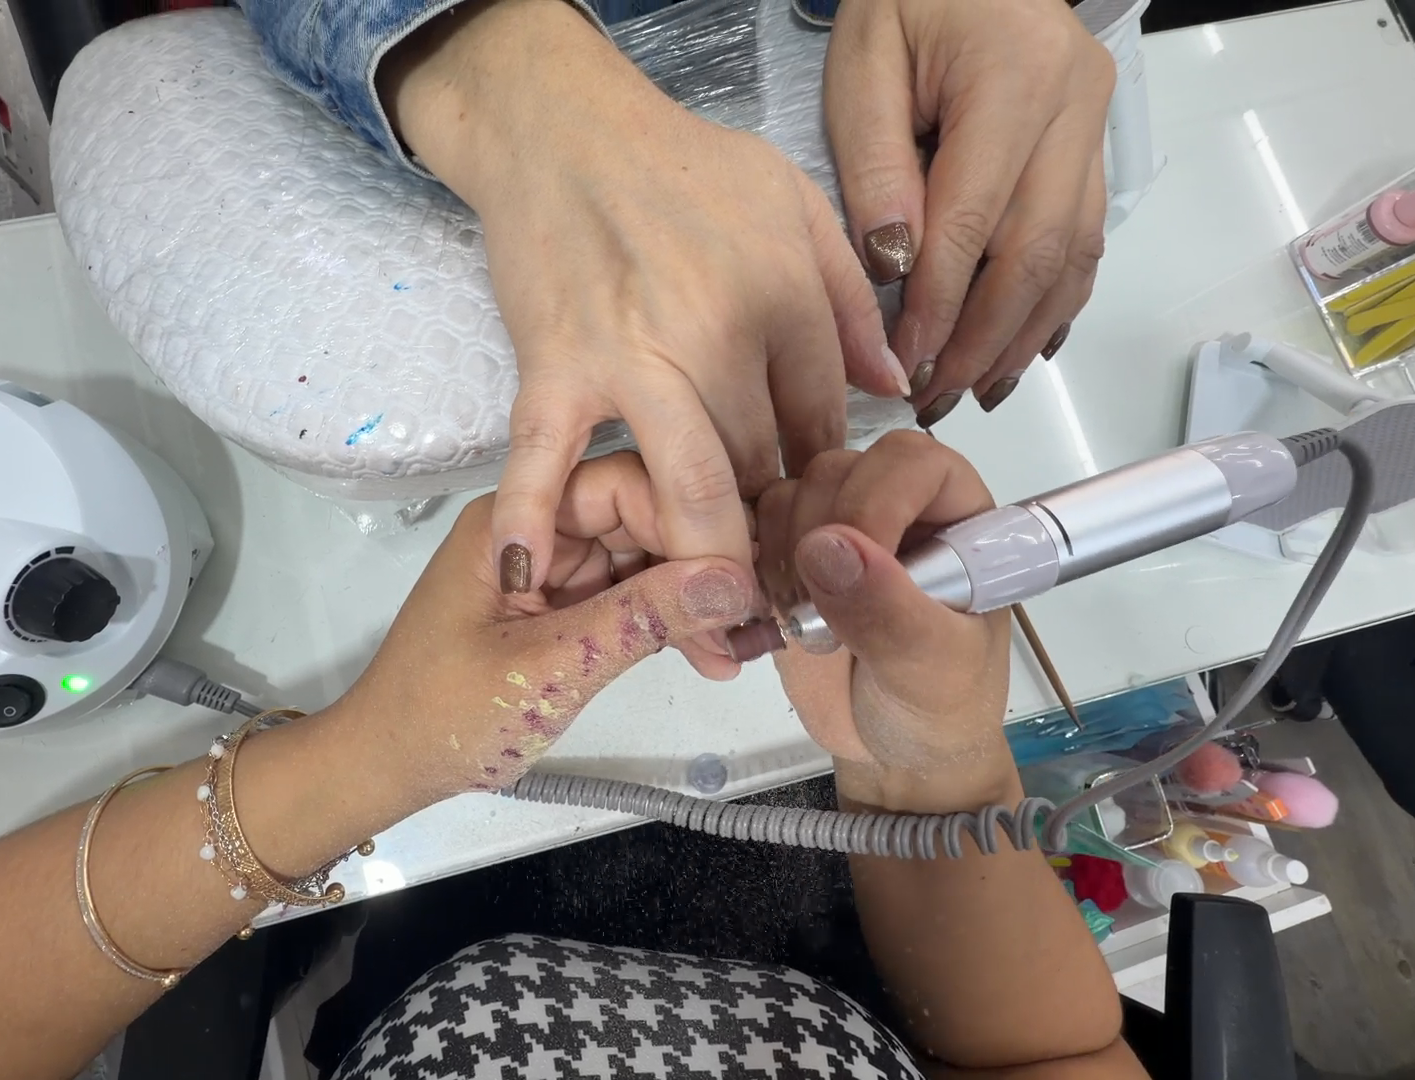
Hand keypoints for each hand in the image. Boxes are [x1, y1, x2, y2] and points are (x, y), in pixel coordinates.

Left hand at [335, 454, 754, 805]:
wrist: (391, 764)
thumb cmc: (448, 713)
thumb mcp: (550, 666)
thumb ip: (640, 620)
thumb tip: (736, 581)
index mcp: (517, 521)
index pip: (623, 487)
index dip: (687, 524)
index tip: (741, 578)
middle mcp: (540, 531)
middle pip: (639, 520)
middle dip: (694, 569)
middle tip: (749, 624)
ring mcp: (554, 570)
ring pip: (642, 561)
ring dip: (687, 602)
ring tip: (736, 649)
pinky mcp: (564, 607)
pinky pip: (628, 598)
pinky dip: (664, 625)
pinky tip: (706, 653)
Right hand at [383, 0, 902, 630]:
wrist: (564, 133)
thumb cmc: (681, 168)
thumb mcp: (794, 205)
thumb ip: (850, 296)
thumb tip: (889, 387)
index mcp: (784, 296)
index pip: (820, 422)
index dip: (816, 487)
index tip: (805, 530)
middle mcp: (719, 338)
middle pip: (759, 471)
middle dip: (767, 547)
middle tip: (764, 604)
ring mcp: (632, 359)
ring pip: (681, 485)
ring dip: (692, 562)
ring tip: (696, 621)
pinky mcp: (555, 367)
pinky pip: (544, 456)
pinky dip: (530, 517)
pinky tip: (524, 576)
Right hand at [755, 432, 1013, 810]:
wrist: (889, 748)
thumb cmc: (936, 708)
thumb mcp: (932, 671)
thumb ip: (890, 613)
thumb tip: (826, 547)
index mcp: (953, 517)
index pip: (911, 462)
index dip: (874, 501)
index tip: (854, 569)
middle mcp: (891, 508)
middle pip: (835, 472)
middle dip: (817, 541)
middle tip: (823, 616)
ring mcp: (833, 531)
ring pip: (784, 497)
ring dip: (780, 559)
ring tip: (802, 621)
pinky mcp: (785, 557)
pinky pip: (749, 531)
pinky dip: (747, 569)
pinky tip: (770, 614)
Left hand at [827, 0, 1113, 425]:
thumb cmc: (903, 2)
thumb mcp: (864, 73)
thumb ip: (877, 170)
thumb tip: (895, 267)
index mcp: (1014, 80)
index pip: (973, 224)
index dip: (938, 307)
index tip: (904, 364)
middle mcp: (1074, 108)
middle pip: (1035, 254)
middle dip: (982, 341)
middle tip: (935, 396)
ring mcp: (1093, 129)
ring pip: (1069, 258)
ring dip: (1020, 337)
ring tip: (974, 391)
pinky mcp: (1088, 150)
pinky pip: (1083, 242)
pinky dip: (1051, 306)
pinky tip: (1019, 350)